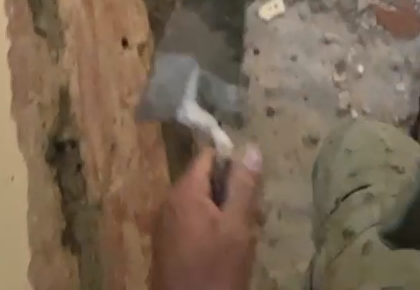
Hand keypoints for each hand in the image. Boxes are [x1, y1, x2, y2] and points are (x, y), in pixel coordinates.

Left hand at [150, 146, 263, 289]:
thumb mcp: (236, 227)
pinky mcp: (167, 246)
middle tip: (254, 217)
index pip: (209, 156)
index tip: (253, 187)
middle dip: (231, 193)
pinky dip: (211, 229)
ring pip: (201, 203)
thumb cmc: (215, 272)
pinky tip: (227, 252)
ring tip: (245, 237)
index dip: (233, 165)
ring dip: (224, 214)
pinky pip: (192, 223)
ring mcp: (165, 225)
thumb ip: (243, 186)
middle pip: (205, 180)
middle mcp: (169, 201)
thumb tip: (251, 147)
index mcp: (184, 191)